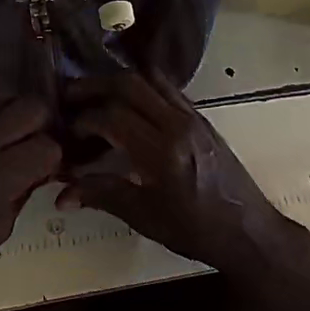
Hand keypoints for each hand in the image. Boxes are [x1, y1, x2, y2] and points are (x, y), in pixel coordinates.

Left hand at [0, 98, 61, 308]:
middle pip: (30, 107)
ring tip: (6, 133)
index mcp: (0, 174)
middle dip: (40, 124)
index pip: (47, 146)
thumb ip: (23, 189)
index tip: (48, 167)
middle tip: (33, 142)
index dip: (54, 157)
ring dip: (10, 114)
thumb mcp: (1, 227)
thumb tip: (38, 168)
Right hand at [57, 71, 300, 270]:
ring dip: (119, 81)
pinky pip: (168, 88)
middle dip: (95, 85)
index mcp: (162, 152)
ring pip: (150, 79)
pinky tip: (129, 101)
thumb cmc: (196, 230)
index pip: (113, 117)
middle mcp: (178, 124)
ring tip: (95, 93)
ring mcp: (192, 116)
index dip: (84, 120)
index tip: (68, 132)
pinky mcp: (201, 116)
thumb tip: (61, 195)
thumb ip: (103, 195)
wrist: (248, 230)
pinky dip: (144, 86)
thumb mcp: (145, 217)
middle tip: (70, 95)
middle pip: (130, 85)